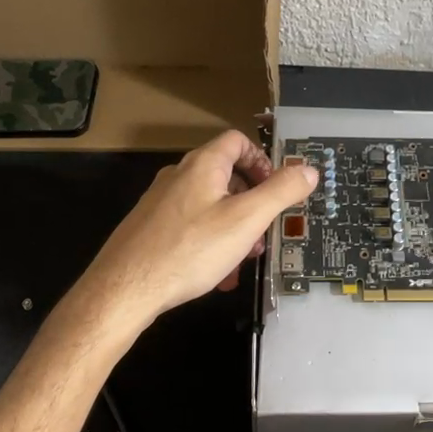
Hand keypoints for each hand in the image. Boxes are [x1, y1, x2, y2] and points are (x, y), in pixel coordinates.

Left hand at [76, 130, 316, 324]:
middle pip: (226, 176)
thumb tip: (308, 169)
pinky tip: (216, 277)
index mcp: (202, 165)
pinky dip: (210, 244)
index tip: (276, 189)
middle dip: (251, 203)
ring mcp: (161, 203)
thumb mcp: (246, 220)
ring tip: (242, 261)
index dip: (262, 160)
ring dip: (233, 229)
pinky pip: (191, 228)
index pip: (238, 141)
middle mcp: (179, 176)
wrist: (124, 290)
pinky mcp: (150, 229)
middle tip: (263, 232)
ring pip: (210, 206)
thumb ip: (281, 191)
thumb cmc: (189, 250)